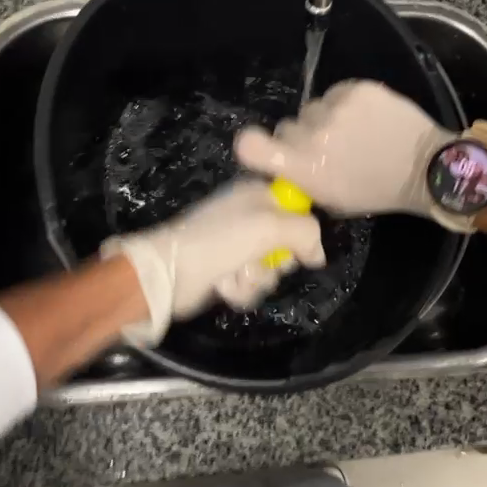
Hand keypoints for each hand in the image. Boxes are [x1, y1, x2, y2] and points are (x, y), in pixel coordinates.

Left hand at [108, 179, 324, 345]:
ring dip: (255, 279)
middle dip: (276, 260)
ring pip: (272, 270)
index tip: (297, 243)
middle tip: (262, 259)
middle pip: (289, 244)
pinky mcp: (228, 273)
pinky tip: (224, 287)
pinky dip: (241, 291)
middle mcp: (250, 218)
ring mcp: (237, 247)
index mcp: (257, 195)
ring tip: (234, 276)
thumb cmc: (220, 241)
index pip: (297, 208)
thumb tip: (318, 256)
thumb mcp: (268, 226)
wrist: (169, 274)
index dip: (301, 229)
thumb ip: (306, 233)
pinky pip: (253, 286)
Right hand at [235, 80, 452, 217]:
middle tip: (328, 147)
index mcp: (306, 168)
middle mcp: (315, 135)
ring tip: (353, 132)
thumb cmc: (377, 191)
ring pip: (313, 108)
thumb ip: (302, 181)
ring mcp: (337, 108)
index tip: (264, 147)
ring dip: (325, 119)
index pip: (251, 145)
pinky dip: (345, 104)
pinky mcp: (357, 88)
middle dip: (301, 136)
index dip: (251, 143)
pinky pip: (335, 93)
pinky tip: (365, 118)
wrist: (426, 167)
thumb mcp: (333, 200)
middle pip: (287, 126)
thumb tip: (283, 165)